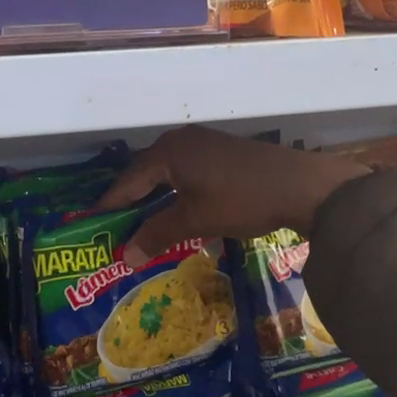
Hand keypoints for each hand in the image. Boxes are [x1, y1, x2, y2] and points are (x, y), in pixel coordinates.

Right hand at [93, 126, 370, 262]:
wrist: (303, 186)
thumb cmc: (242, 200)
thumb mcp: (196, 220)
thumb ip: (158, 234)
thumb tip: (126, 256)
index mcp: (168, 152)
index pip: (127, 181)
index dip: (110, 205)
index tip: (93, 225)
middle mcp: (181, 141)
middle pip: (145, 173)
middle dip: (130, 202)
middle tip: (115, 229)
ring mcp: (204, 143)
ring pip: (166, 173)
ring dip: (154, 197)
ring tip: (141, 223)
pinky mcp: (222, 152)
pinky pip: (185, 171)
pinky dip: (174, 191)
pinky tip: (177, 210)